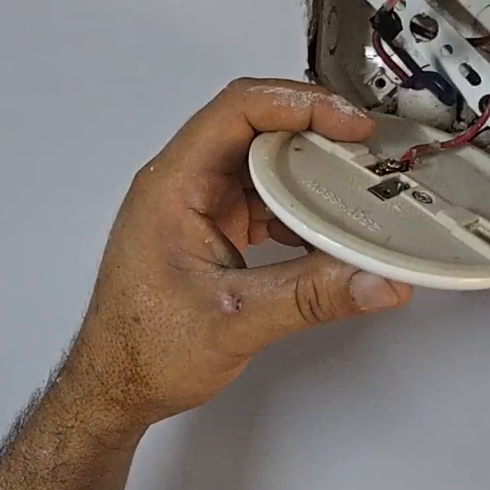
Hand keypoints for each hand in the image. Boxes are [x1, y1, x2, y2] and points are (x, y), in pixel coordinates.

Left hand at [67, 79, 413, 430]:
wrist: (116, 384)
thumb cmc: (142, 349)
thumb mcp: (234, 321)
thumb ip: (310, 298)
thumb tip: (373, 280)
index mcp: (173, 186)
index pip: (238, 111)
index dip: (299, 105)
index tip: (348, 123)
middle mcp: (183, 184)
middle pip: (256, 128)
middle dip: (314, 133)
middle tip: (363, 150)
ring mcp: (198, 204)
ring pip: (263, 162)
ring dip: (309, 172)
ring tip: (355, 188)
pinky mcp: (213, 226)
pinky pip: (264, 196)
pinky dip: (299, 206)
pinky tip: (327, 230)